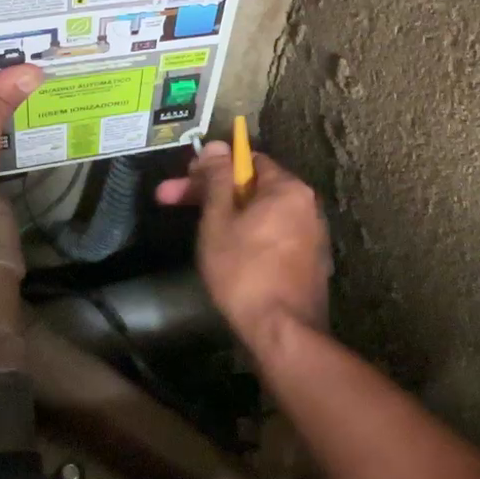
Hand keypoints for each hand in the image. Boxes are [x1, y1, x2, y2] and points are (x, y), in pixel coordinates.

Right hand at [156, 141, 330, 346]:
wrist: (282, 332)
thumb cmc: (244, 270)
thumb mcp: (219, 220)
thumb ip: (217, 180)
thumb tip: (218, 146)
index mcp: (288, 188)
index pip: (247, 160)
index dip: (210, 167)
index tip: (182, 181)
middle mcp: (306, 205)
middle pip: (252, 188)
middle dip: (210, 193)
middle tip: (168, 200)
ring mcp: (311, 236)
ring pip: (261, 214)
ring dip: (227, 215)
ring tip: (196, 231)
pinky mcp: (308, 263)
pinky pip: (272, 236)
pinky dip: (247, 237)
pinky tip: (226, 253)